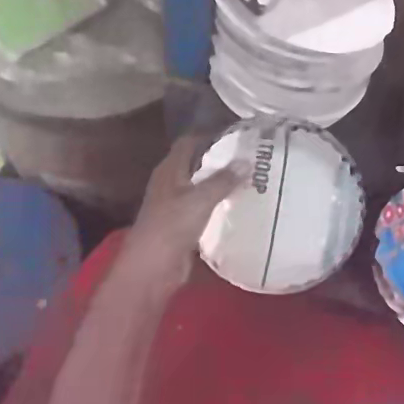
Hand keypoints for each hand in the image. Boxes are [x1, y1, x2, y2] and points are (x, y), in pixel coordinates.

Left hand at [114, 135, 243, 293]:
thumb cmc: (172, 226)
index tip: (237, 136)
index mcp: (169, 170)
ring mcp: (175, 205)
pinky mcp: (182, 225)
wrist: (153, 267)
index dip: (209, 136)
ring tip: (250, 179)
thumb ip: (223, 180)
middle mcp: (171, 183)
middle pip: (196, 164)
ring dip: (220, 184)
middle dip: (220, 161)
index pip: (188, 142)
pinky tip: (238, 206)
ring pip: (201, 187)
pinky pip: (204, 208)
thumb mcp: (200, 199)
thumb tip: (247, 161)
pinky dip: (218, 205)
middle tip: (250, 158)